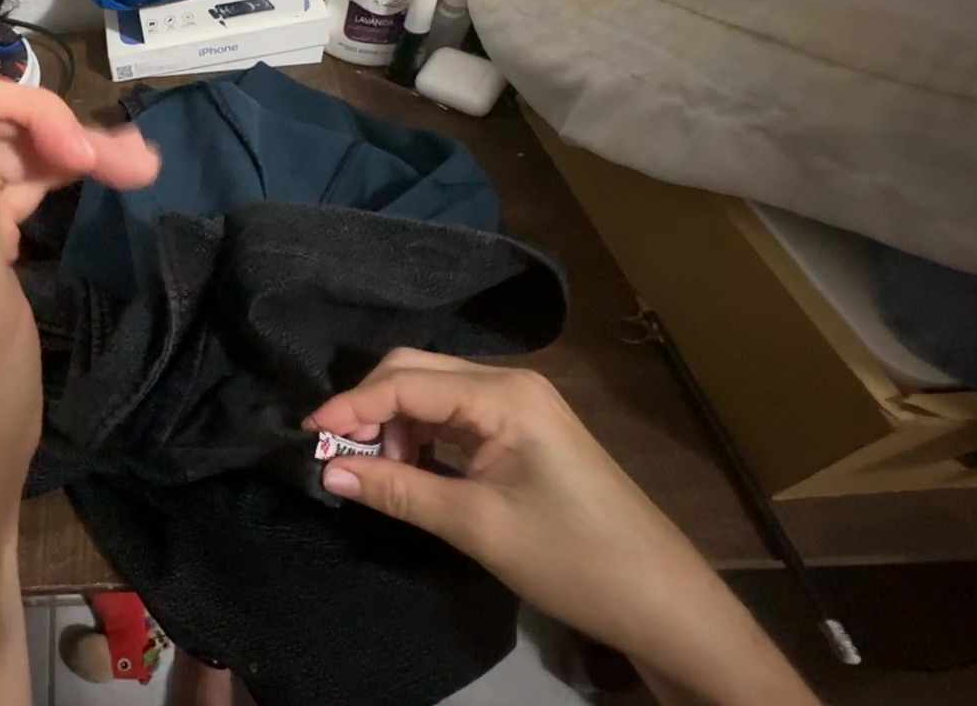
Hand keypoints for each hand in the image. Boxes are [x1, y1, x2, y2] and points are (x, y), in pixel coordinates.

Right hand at [307, 349, 816, 705]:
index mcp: (504, 394)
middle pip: (414, 371)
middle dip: (368, 407)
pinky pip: (450, 414)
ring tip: (373, 468)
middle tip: (336, 452)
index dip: (350, 406)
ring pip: (428, 391)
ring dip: (391, 422)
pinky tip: (406, 465)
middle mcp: (508, 383)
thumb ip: (396, 490)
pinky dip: (418, 435)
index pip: (405, 382)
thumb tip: (327, 472)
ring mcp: (516, 404)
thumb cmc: (574, 559)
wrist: (668, 606)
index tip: (308, 436)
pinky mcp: (518, 428)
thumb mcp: (475, 526)